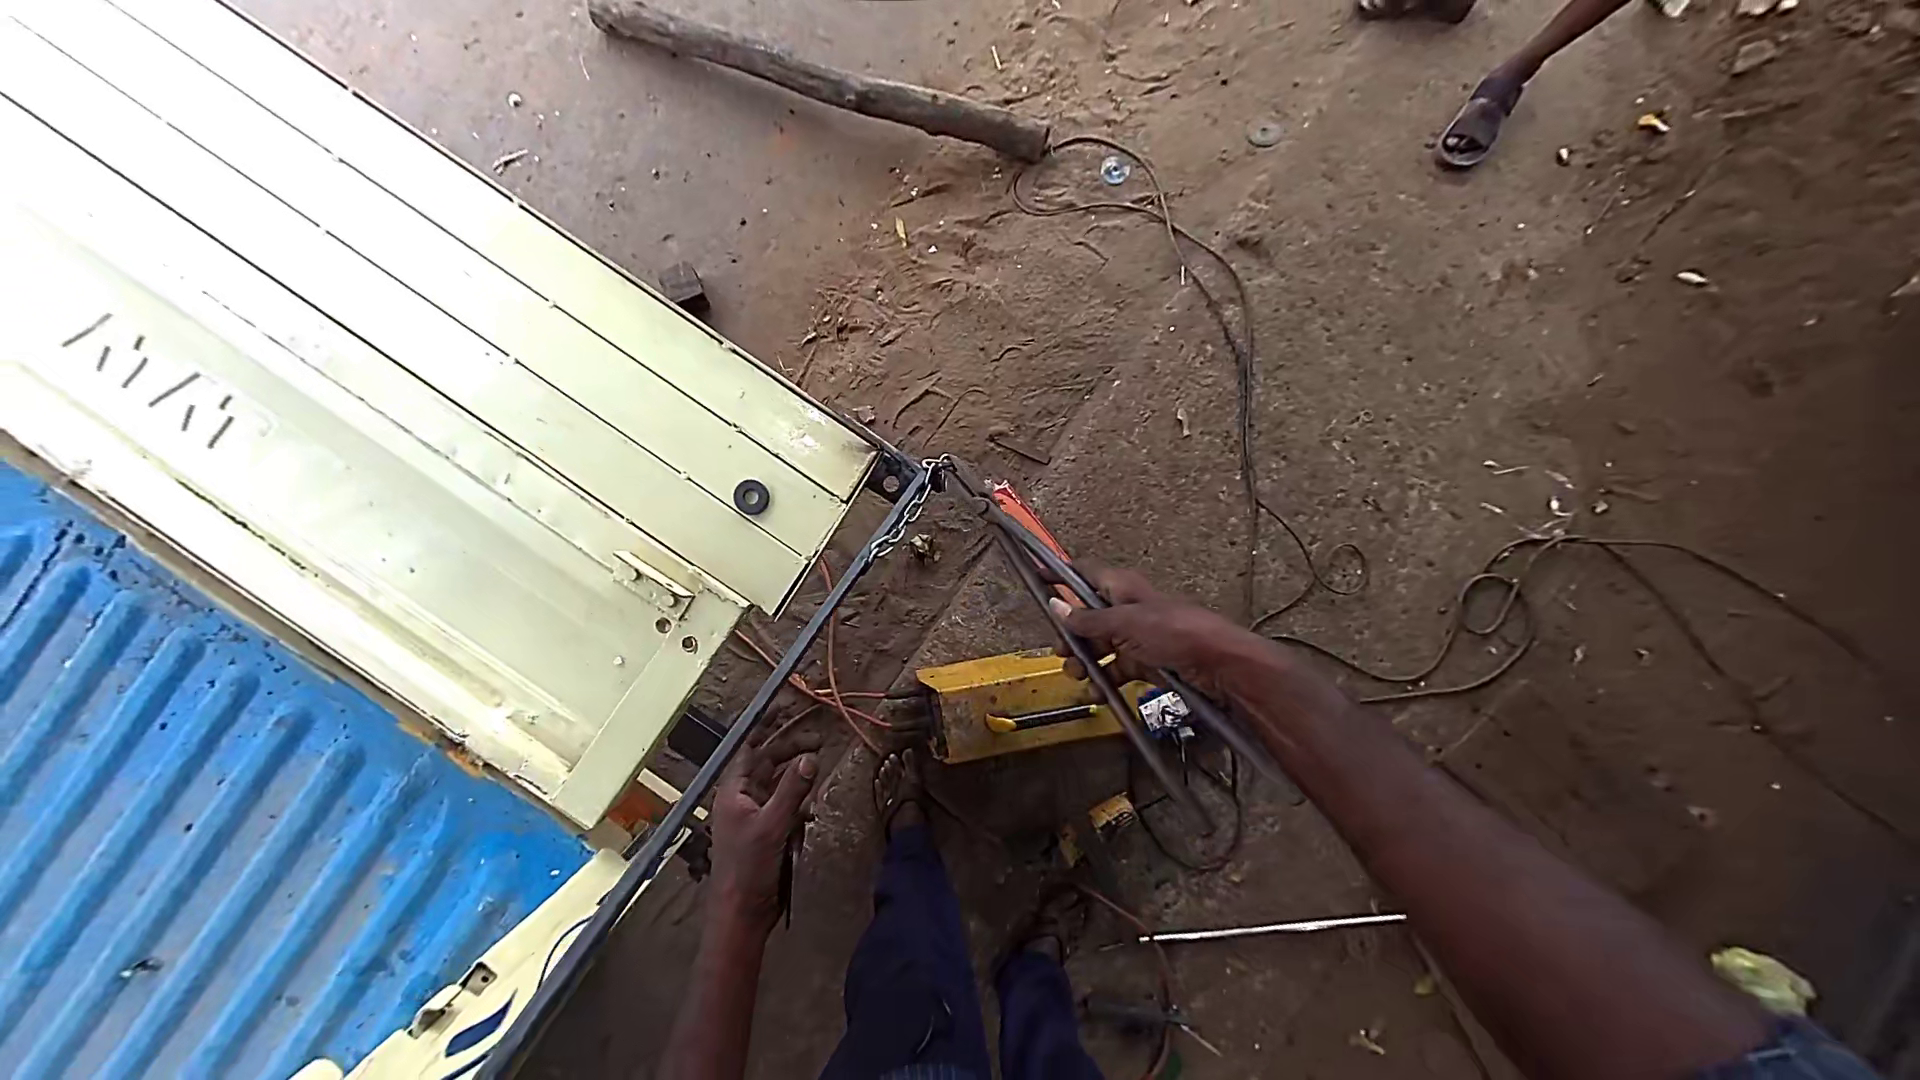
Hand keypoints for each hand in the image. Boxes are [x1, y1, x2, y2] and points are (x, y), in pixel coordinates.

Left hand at [707, 730, 820, 934]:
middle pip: (768, 761)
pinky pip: (786, 805)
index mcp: (733, 791)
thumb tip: (811, 757)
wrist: (742, 915)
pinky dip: (800, 801)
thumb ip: (792, 789)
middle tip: (818, 740)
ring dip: (797, 775)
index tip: (785, 707)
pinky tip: (812, 808)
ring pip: (779, 782)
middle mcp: (742, 797)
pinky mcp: (768, 831)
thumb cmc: (748, 869)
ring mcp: (755, 814)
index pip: (749, 746)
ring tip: (817, 768)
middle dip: (791, 748)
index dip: (766, 725)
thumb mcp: (773, 825)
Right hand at [1048, 564, 1270, 694]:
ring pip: (1098, 644)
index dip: (1059, 575)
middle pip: (1085, 615)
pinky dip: (1103, 678)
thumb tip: (1056, 605)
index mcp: (1121, 588)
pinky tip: (1097, 689)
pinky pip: (1115, 667)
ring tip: (1076, 673)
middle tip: (1060, 649)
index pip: (1082, 573)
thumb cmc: (1177, 632)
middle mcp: (1126, 608)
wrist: (1218, 666)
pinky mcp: (1144, 660)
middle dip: (1069, 633)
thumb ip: (1087, 618)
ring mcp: (1135, 635)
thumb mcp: (1125, 623)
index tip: (1037, 577)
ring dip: (1083, 659)